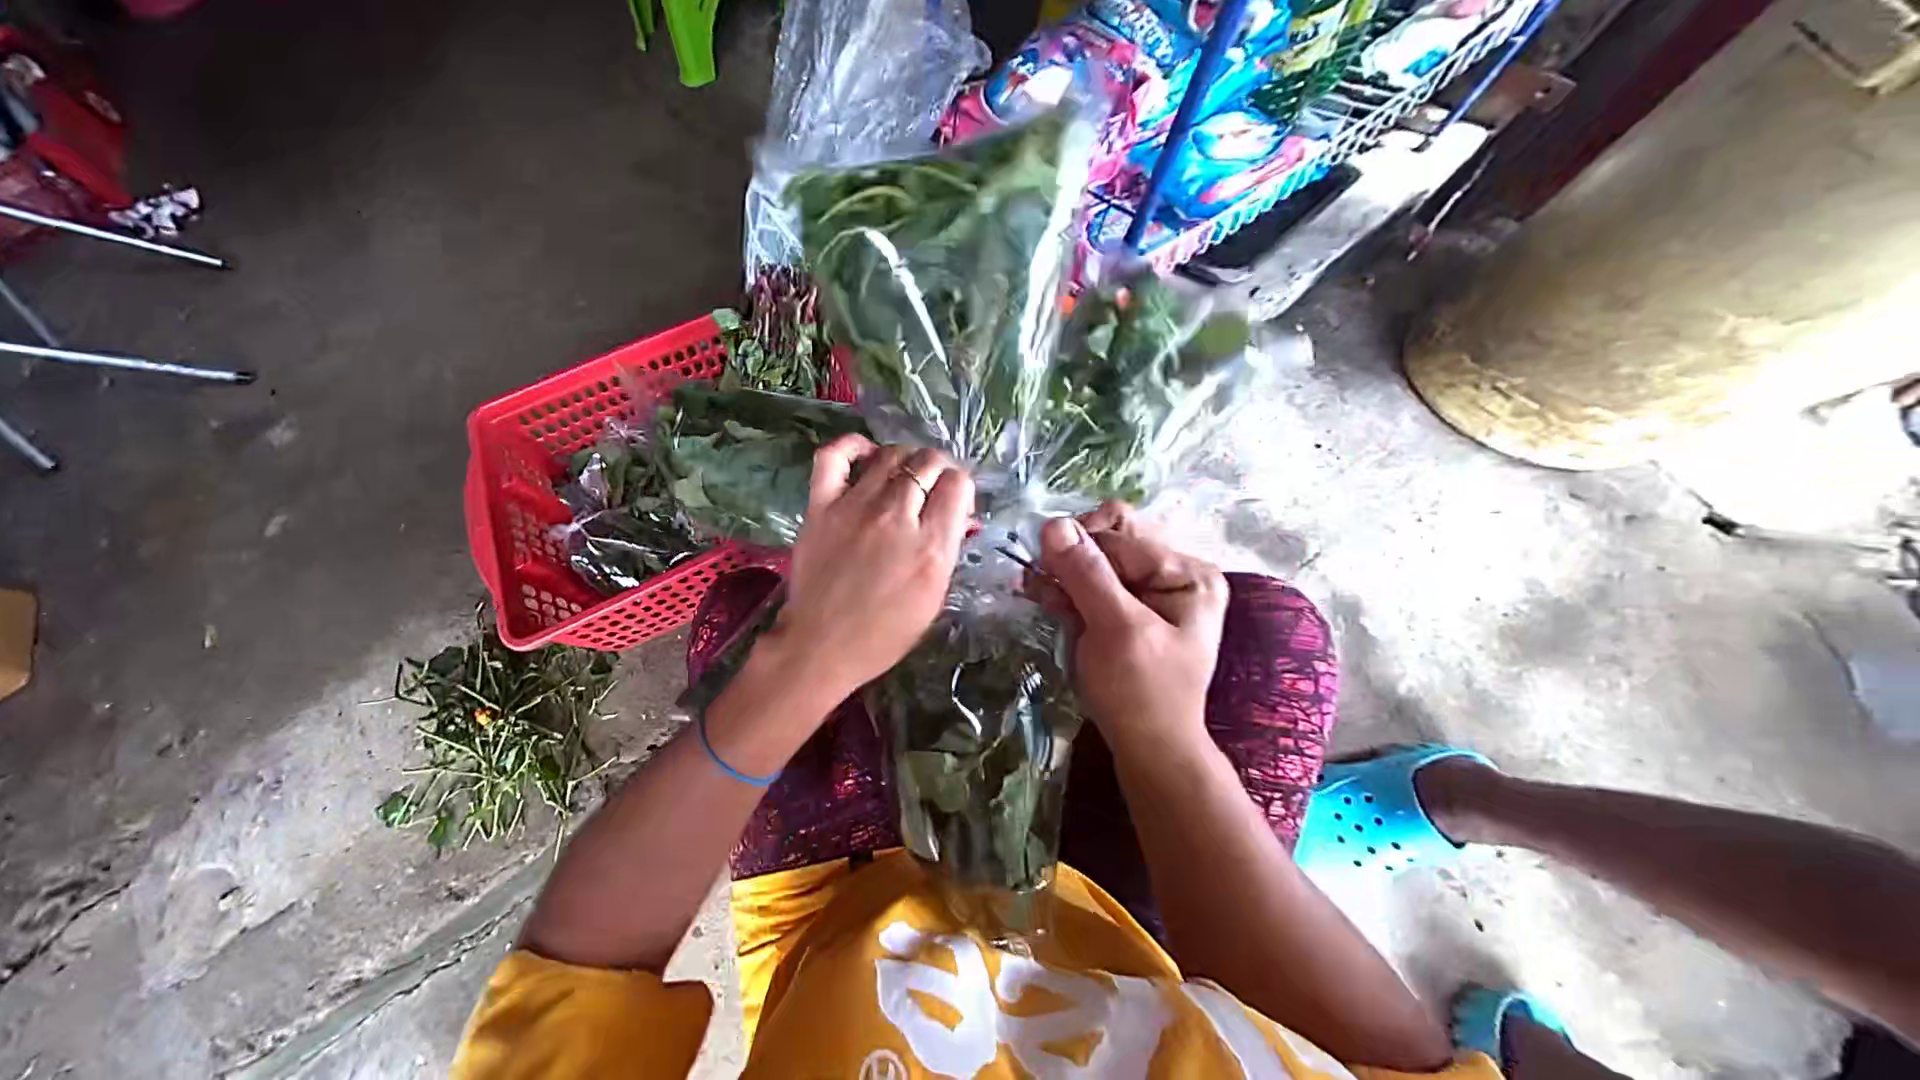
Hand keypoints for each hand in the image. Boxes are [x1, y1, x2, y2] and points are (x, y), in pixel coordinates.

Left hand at [776, 436, 972, 699]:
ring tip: (905, 473)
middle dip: (939, 468)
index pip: (958, 484)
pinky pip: (834, 456)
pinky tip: (866, 453)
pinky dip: (853, 445)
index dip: (960, 486)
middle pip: (928, 463)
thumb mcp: (934, 597)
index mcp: (931, 547)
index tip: (954, 499)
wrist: (821, 645)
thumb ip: (949, 549)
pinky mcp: (821, 506)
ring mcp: (855, 507)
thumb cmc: (884, 632)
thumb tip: (960, 514)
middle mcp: (896, 518)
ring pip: (891, 455)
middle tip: (932, 485)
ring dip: (906, 458)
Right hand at [1035, 502, 1227, 748]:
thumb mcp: (1116, 629)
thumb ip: (1087, 575)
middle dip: (1070, 562)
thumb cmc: (1141, 693)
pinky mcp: (1130, 613)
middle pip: (1109, 545)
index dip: (1077, 548)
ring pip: (1095, 565)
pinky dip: (1069, 594)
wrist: (1151, 752)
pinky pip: (1093, 588)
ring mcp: (1152, 595)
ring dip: (1064, 578)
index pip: (1120, 537)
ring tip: (1044, 597)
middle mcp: (1173, 575)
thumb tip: (1053, 524)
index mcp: (1187, 573)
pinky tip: (1051, 603)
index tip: (1040, 566)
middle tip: (1042, 586)